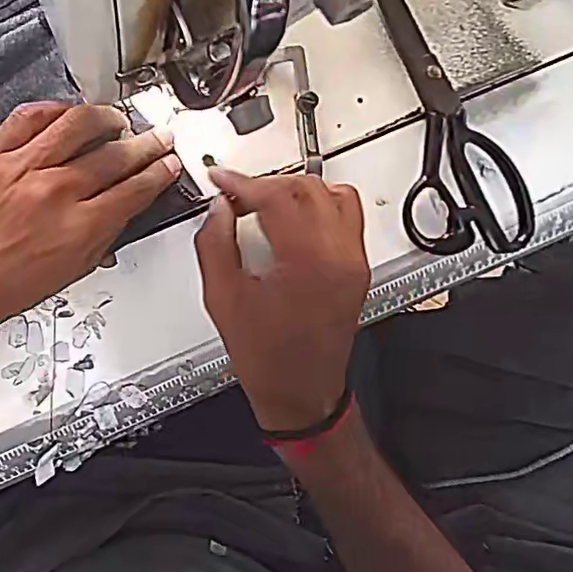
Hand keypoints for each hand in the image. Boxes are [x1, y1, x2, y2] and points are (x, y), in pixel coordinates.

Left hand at [0, 102, 180, 374]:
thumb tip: (126, 205)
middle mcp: (54, 192)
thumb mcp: (72, 270)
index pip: (135, 188)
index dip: (159, 172)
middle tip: (156, 138)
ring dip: (107, 117)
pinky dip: (54, 108)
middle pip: (115, 155)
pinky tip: (67, 112)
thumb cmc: (5, 286)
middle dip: (146, 144)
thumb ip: (104, 235)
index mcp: (79, 228)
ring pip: (78, 124)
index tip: (167, 164)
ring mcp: (21, 169)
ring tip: (117, 119)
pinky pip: (29, 117)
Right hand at [195, 168, 369, 431]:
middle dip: (265, 183)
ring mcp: (354, 261)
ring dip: (294, 190)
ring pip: (332, 195)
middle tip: (235, 194)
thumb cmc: (268, 358)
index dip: (242, 182)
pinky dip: (318, 205)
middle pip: (306, 188)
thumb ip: (214, 243)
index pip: (277, 196)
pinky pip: (345, 215)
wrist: (300, 392)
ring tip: (262, 203)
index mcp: (309, 261)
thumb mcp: (222, 297)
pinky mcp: (358, 268)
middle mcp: (341, 256)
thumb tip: (218, 209)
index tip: (222, 179)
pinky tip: (291, 218)